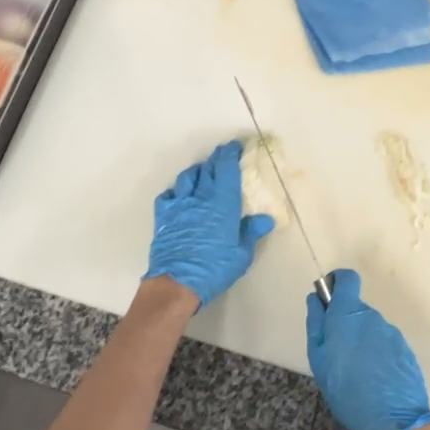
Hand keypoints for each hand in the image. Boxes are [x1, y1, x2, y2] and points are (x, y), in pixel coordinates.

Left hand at [145, 140, 275, 306]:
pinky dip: (177, 190)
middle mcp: (200, 197)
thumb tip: (265, 219)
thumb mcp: (241, 254)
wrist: (177, 282)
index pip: (226, 169)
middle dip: (216, 159)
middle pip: (207, 169)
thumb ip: (251, 232)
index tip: (235, 147)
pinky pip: (169, 194)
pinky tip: (180, 195)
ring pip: (187, 178)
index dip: (230, 155)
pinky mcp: (163, 216)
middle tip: (222, 155)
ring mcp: (179, 205)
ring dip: (197, 171)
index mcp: (222, 203)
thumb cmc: (214, 269)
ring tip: (202, 172)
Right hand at [305, 268, 429, 429]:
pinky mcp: (406, 352)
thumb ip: (316, 324)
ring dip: (361, 342)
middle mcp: (373, 317)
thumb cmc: (346, 390)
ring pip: (370, 329)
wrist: (395, 422)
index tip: (328, 302)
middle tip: (337, 356)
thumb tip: (316, 299)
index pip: (346, 279)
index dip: (336, 284)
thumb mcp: (319, 360)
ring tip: (356, 374)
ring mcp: (392, 334)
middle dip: (345, 325)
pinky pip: (385, 345)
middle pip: (356, 309)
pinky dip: (377, 356)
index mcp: (348, 314)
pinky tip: (374, 381)